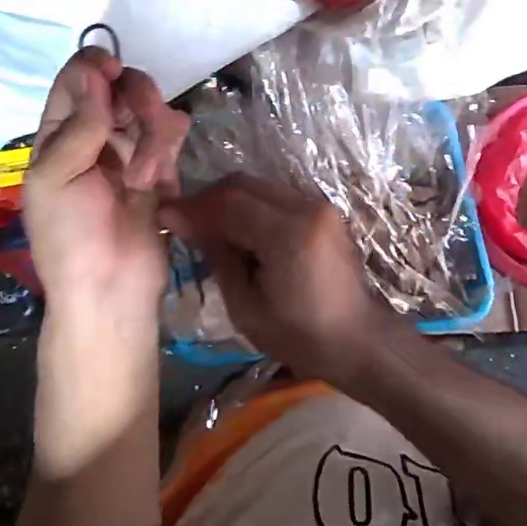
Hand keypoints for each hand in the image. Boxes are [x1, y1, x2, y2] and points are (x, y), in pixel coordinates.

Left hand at [24, 48, 190, 313]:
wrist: (111, 290)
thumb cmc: (70, 236)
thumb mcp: (57, 177)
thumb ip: (80, 122)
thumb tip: (91, 67)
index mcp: (58, 136)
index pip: (75, 82)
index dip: (93, 66)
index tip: (113, 68)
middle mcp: (94, 136)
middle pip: (118, 87)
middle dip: (134, 96)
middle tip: (143, 113)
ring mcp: (129, 151)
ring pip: (148, 108)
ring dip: (152, 130)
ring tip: (147, 173)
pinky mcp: (160, 168)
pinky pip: (169, 134)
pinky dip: (169, 140)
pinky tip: (162, 169)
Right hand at [162, 175, 415, 384]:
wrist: (361, 341)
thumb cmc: (302, 337)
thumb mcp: (246, 308)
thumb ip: (218, 257)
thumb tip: (184, 222)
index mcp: (290, 235)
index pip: (230, 203)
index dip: (194, 207)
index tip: (166, 216)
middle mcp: (307, 208)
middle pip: (243, 184)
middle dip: (208, 198)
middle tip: (184, 221)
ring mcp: (319, 205)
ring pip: (258, 185)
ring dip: (228, 200)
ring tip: (207, 227)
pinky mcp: (322, 209)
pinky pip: (275, 195)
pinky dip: (249, 205)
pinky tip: (236, 229)